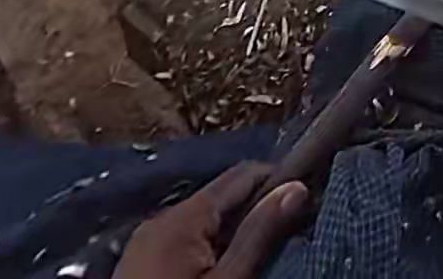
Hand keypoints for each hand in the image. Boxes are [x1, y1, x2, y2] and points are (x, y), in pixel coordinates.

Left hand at [115, 161, 309, 278]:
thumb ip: (261, 232)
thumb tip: (298, 186)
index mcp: (182, 217)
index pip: (246, 173)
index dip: (280, 183)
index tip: (304, 206)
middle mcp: (161, 221)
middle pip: (227, 196)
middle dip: (258, 211)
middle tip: (287, 237)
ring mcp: (145, 246)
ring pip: (210, 220)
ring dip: (237, 233)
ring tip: (259, 258)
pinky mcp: (138, 270)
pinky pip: (189, 242)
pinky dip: (213, 249)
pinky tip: (225, 273)